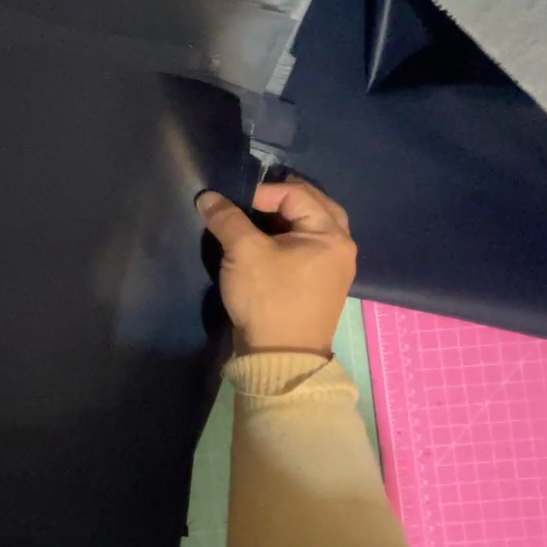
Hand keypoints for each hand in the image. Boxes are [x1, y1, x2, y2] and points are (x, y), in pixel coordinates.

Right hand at [196, 177, 356, 355]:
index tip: (230, 202)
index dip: (261, 191)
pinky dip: (285, 234)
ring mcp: (332, 265)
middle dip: (279, 197)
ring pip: (310, 225)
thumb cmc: (268, 298)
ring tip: (251, 217)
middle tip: (246, 198)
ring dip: (283, 216)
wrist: (280, 354)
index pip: (297, 194)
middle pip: (313, 204)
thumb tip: (207, 196)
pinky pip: (305, 243)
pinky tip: (263, 240)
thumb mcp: (243, 253)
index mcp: (330, 235)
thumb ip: (226, 219)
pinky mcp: (318, 280)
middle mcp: (340, 246)